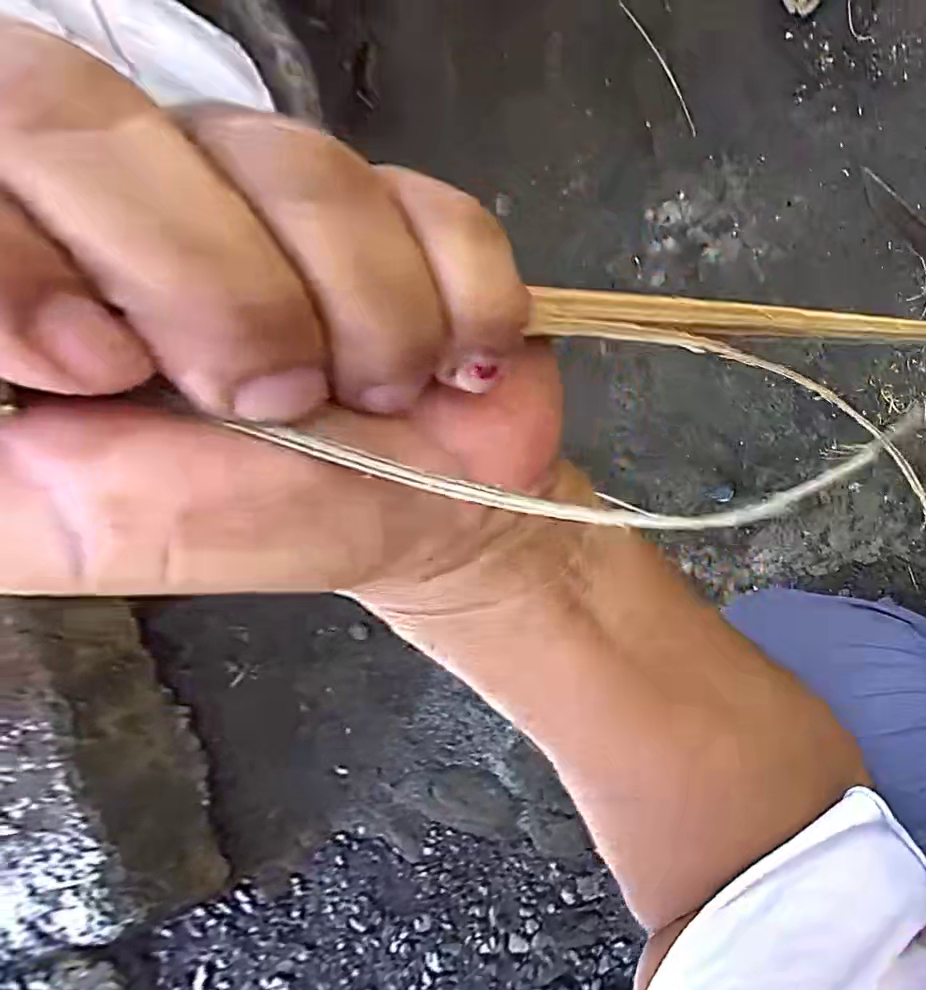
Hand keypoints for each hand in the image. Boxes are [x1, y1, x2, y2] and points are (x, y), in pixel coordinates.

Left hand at [0, 23, 564, 601]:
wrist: (447, 520)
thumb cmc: (280, 520)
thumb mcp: (66, 526)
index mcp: (25, 242)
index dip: (7, 250)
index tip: (100, 372)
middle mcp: (141, 183)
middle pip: (90, 118)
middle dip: (221, 296)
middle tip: (274, 401)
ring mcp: (294, 189)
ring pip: (309, 174)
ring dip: (372, 326)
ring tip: (380, 397)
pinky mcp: (430, 220)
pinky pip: (451, 222)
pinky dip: (470, 312)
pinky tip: (456, 367)